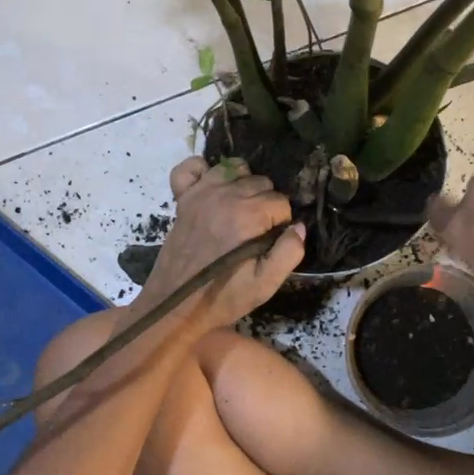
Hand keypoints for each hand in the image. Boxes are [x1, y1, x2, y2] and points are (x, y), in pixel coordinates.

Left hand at [136, 156, 304, 329]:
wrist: (175, 306)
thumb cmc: (223, 297)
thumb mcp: (265, 285)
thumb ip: (289, 253)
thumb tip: (298, 227)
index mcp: (247, 216)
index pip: (281, 202)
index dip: (281, 223)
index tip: (271, 242)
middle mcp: (225, 196)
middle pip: (261, 182)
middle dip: (265, 204)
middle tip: (256, 232)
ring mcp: (200, 194)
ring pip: (235, 169)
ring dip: (243, 184)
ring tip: (241, 210)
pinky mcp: (182, 199)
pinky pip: (191, 168)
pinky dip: (202, 171)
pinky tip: (212, 189)